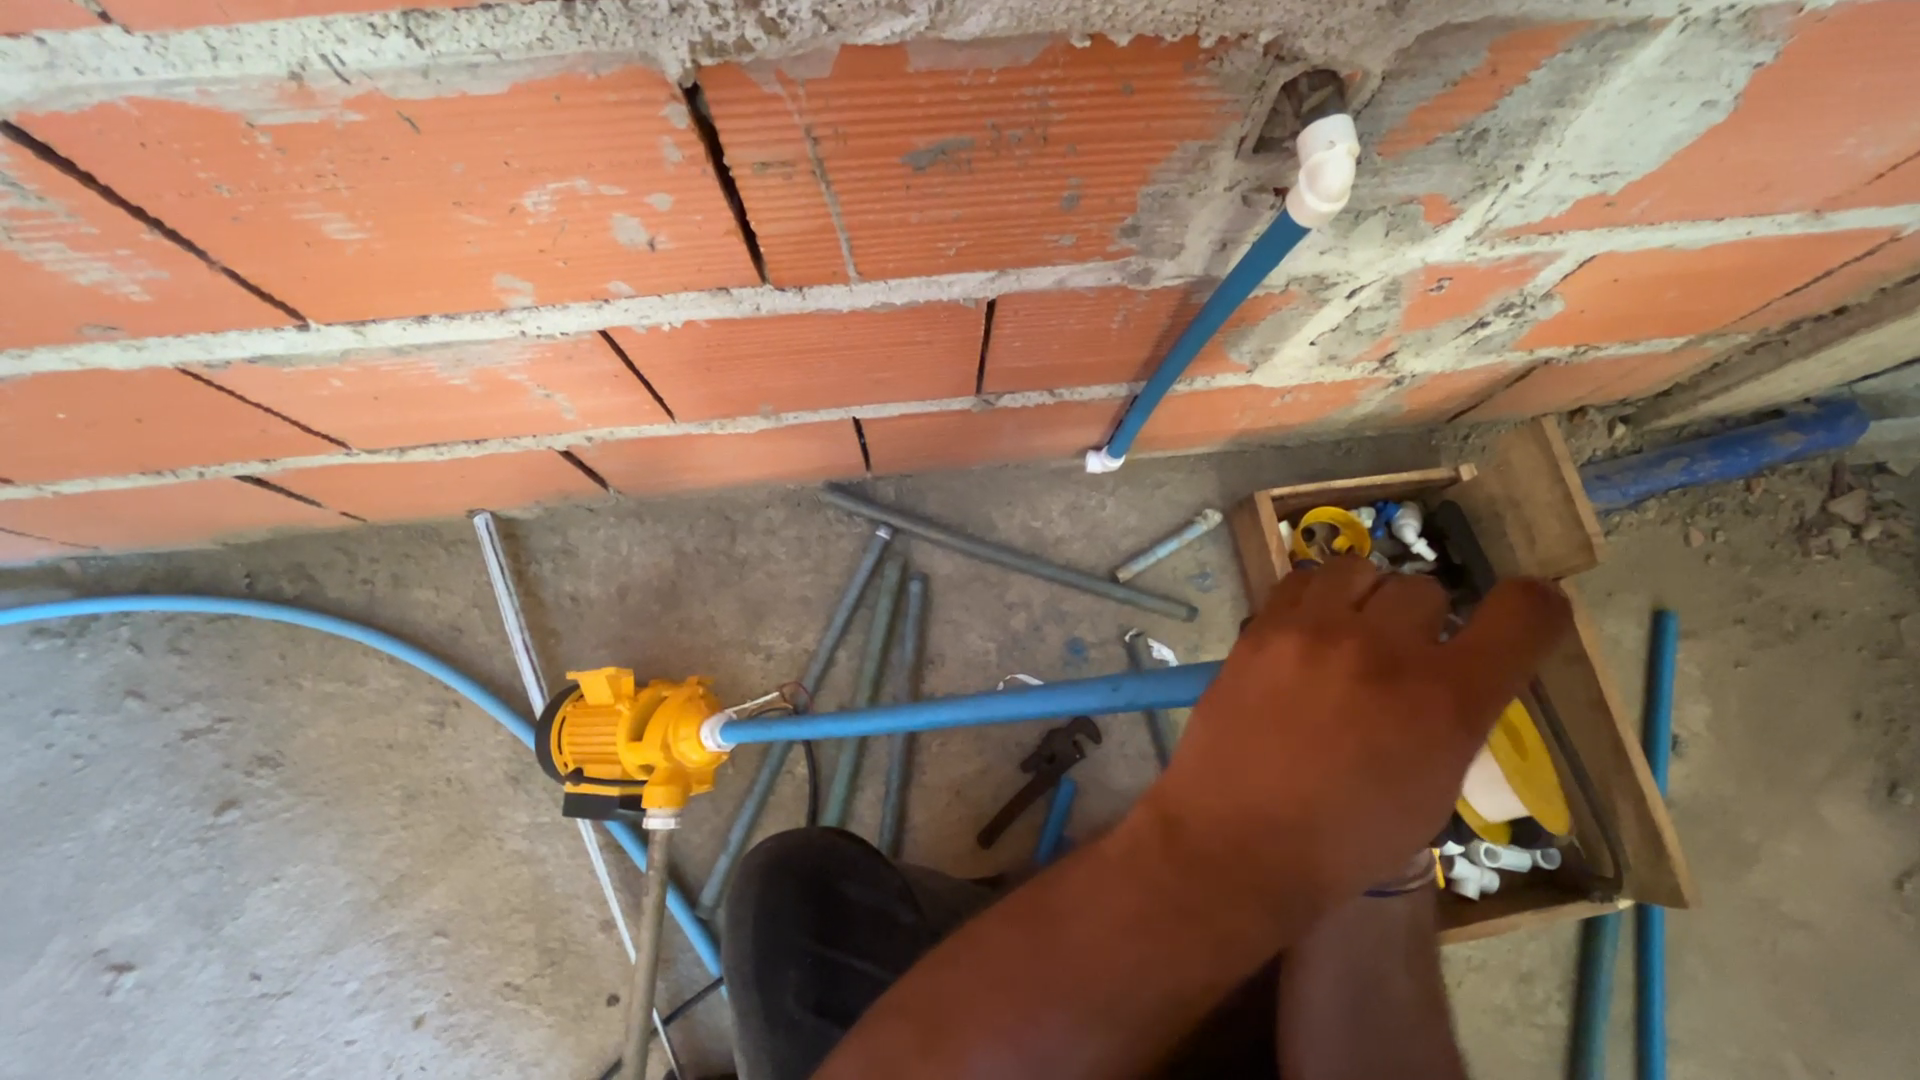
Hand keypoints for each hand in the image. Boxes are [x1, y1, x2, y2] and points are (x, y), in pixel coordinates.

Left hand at [1129, 557, 1570, 919]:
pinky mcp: (1258, 631)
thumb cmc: (1345, 839)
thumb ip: (1450, 718)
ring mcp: (1313, 633)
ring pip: (1359, 570)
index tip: (1523, 613)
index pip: (1521, 615)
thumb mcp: (1432, 789)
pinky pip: (1298, 582)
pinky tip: (1304, 632)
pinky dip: (1312, 599)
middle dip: (1423, 622)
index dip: (1533, 607)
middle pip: (1426, 589)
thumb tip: (1445, 676)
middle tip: (1400, 656)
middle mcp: (1384, 649)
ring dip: (1366, 598)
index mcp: (1447, 699)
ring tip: (1348, 634)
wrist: (1239, 841)